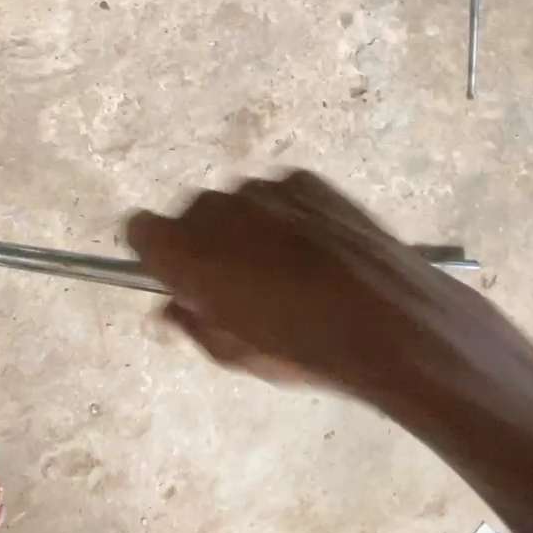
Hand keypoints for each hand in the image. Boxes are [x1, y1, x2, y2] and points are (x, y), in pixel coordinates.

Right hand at [125, 170, 481, 396]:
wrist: (394, 323)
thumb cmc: (300, 347)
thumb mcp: (231, 352)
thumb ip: (188, 321)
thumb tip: (171, 307)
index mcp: (178, 247)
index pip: (137, 229)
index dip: (156, 254)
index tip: (178, 278)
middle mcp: (208, 206)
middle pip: (190, 217)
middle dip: (207, 245)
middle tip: (240, 285)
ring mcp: (257, 188)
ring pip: (236, 205)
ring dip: (248, 230)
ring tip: (288, 270)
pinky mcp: (303, 180)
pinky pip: (279, 196)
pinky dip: (287, 217)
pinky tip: (317, 251)